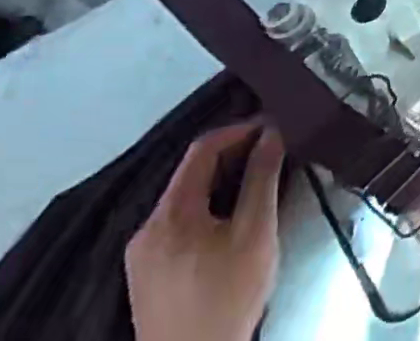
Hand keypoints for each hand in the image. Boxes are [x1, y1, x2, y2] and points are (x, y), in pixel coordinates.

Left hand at [126, 120, 285, 340]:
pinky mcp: (148, 269)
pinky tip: (236, 210)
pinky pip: (180, 218)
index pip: (202, 150)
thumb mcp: (256, 231)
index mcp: (170, 214)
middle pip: (191, 172)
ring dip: (224, 177)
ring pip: (187, 195)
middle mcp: (147, 227)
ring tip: (263, 175)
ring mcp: (143, 251)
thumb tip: (272, 134)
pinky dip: (211, 202)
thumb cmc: (229, 293)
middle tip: (276, 147)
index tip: (276, 125)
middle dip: (235, 152)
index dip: (240, 129)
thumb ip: (263, 178)